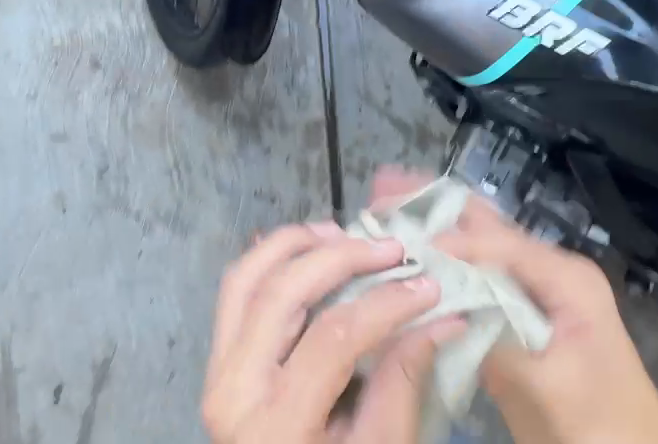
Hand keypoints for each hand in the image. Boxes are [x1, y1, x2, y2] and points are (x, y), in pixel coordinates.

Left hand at [202, 222, 467, 442]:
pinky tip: (305, 249)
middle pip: (281, 295)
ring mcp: (216, 370)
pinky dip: (267, 261)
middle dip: (338, 258)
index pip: (332, 338)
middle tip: (388, 246)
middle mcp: (233, 388)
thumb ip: (402, 383)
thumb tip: (441, 316)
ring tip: (342, 233)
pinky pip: (235, 294)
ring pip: (246, 280)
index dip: (384, 303)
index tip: (429, 284)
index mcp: (276, 424)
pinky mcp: (217, 360)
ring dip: (292, 246)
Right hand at [373, 169, 657, 443]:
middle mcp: (549, 271)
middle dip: (431, 203)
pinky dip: (441, 262)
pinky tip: (409, 256)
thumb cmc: (603, 427)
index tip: (396, 244)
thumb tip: (432, 300)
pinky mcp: (521, 316)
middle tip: (382, 185)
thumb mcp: (548, 389)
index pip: (494, 242)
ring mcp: (535, 292)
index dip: (445, 240)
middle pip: (483, 224)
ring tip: (384, 204)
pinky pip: (476, 277)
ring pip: (476, 244)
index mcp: (565, 276)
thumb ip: (491, 338)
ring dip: (432, 225)